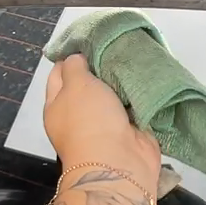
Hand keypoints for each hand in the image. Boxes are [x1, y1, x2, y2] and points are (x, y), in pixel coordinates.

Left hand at [43, 55, 160, 190]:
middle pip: (89, 83)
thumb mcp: (75, 84)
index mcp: (57, 106)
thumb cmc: (89, 120)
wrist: (118, 164)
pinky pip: (134, 106)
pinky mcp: (130, 131)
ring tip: (135, 56)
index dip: (71, 56)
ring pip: (113, 94)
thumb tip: (77, 59)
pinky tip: (148, 76)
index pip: (59, 74)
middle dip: (101, 66)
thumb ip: (74, 66)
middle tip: (116, 45)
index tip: (89, 40)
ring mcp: (105, 124)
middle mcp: (79, 115)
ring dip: (123, 79)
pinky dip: (140, 95)